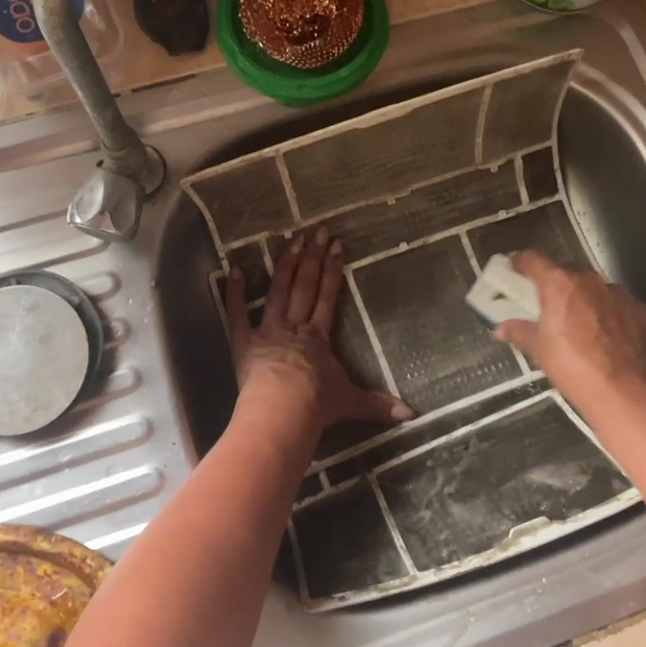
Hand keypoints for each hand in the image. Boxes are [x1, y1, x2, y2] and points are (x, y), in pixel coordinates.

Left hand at [226, 227, 413, 429]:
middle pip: (305, 286)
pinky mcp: (244, 342)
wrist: (283, 412)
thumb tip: (412, 415)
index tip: (337, 246)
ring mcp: (268, 330)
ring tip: (291, 240)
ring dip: (285, 265)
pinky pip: (237, 313)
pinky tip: (233, 268)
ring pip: (278, 291)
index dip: (332, 271)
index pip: (327, 297)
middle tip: (317, 231)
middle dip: (312, 257)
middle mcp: (294, 326)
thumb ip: (378, 405)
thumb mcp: (352, 403)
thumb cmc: (317, 406)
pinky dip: (234, 292)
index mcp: (318, 337)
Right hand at [494, 251, 645, 402]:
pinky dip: (607, 312)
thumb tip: (501, 328)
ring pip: (593, 288)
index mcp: (559, 284)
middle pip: (565, 274)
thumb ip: (520, 332)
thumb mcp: (539, 350)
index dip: (521, 261)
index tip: (514, 267)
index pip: (534, 259)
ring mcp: (617, 293)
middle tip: (547, 305)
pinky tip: (605, 334)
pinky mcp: (638, 309)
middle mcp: (589, 280)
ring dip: (583, 298)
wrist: (622, 391)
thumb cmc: (571, 366)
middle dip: (555, 286)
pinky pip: (615, 304)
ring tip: (579, 323)